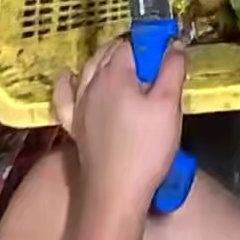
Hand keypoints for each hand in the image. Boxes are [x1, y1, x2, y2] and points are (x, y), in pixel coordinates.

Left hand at [54, 36, 186, 216]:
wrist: (116, 196)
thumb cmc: (146, 148)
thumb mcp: (169, 104)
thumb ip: (173, 68)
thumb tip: (174, 44)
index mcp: (115, 73)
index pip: (130, 43)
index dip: (149, 44)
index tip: (166, 54)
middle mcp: (91, 83)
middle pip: (108, 52)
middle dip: (130, 50)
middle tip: (154, 62)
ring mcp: (79, 105)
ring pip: (88, 69)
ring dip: (105, 60)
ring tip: (125, 65)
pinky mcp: (74, 125)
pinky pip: (65, 96)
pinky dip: (68, 82)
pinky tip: (69, 78)